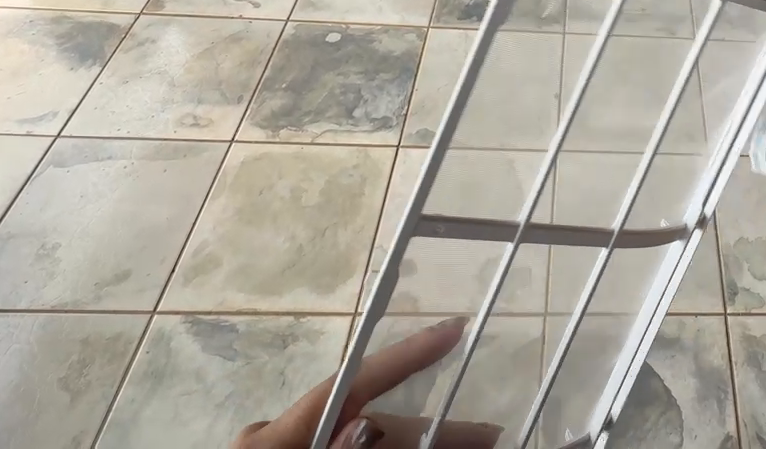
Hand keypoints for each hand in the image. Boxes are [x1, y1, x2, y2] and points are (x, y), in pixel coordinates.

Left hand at [234, 318, 503, 448]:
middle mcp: (281, 441)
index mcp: (275, 441)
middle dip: (432, 433)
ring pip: (367, 446)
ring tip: (470, 446)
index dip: (405, 355)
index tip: (455, 328)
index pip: (350, 384)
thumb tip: (365, 425)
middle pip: (371, 426)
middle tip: (491, 436)